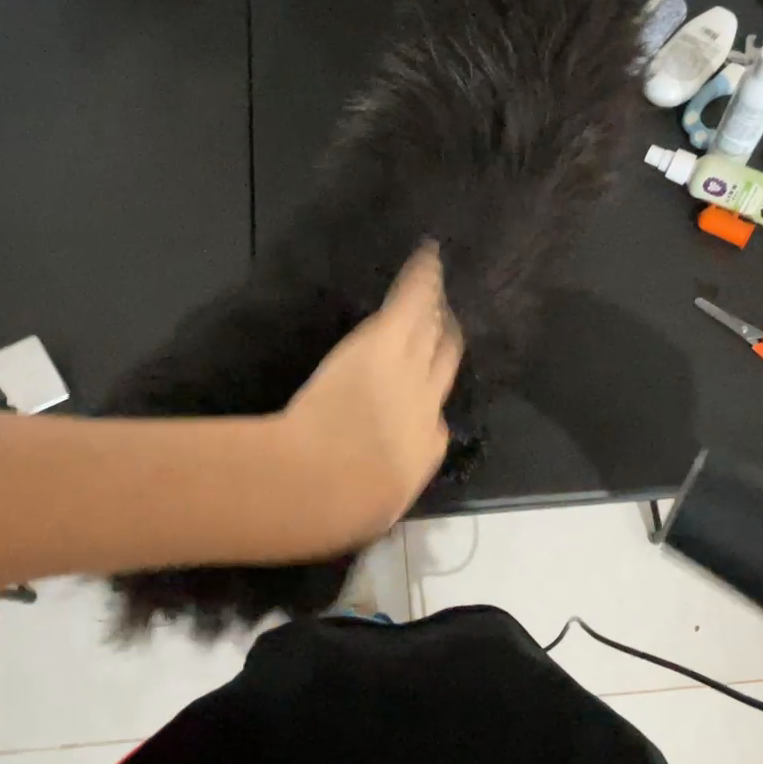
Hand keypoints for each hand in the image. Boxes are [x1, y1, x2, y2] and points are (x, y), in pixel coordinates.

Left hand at [278, 242, 463, 549]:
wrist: (315, 484)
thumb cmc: (338, 509)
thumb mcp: (374, 510)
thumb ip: (387, 487)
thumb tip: (385, 478)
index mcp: (425, 448)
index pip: (436, 419)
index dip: (427, 402)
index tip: (420, 390)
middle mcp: (426, 403)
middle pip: (444, 361)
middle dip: (446, 340)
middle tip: (447, 319)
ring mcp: (407, 370)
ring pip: (433, 330)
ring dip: (437, 306)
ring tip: (442, 284)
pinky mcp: (384, 344)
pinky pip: (412, 302)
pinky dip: (423, 278)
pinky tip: (429, 254)